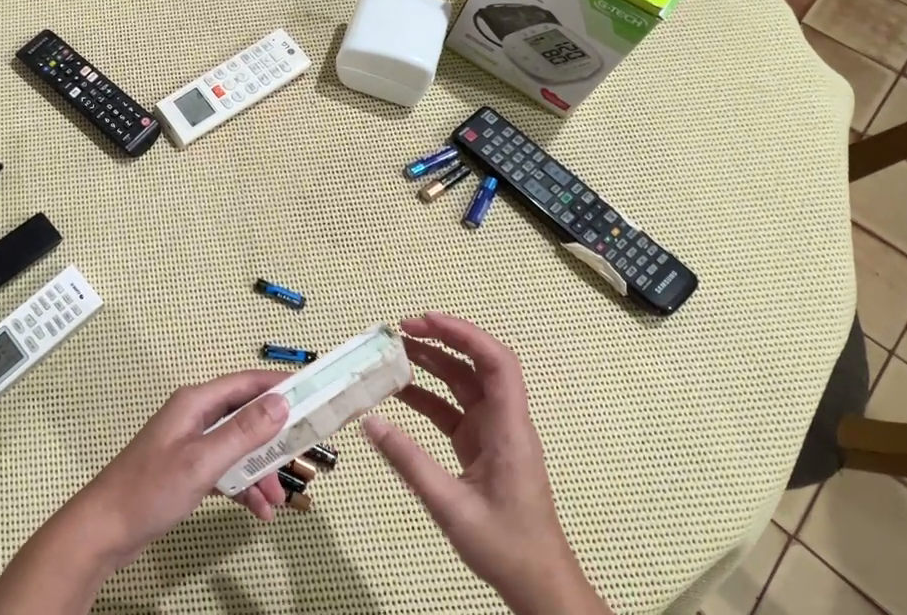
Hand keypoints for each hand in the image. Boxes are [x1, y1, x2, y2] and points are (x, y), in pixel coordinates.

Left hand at [0, 372, 292, 614]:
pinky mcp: (188, 471)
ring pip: (238, 448)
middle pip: (246, 417)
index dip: (279, 385)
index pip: (246, 383)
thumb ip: (243, 432)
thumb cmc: (151, 489)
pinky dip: (244, 488)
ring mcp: (190, 444)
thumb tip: (281, 403)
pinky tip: (260, 512)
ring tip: (278, 501)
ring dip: (261, 472)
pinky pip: (226, 471)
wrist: (106, 529)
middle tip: (305, 456)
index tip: (314, 391)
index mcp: (195, 403)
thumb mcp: (203, 461)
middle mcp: (194, 417)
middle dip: (275, 439)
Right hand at [362, 314, 606, 614]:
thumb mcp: (451, 506)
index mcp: (509, 430)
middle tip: (399, 329)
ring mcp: (493, 434)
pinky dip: (427, 397)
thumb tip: (368, 421)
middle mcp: (504, 423)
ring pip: (464, 384)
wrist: (539, 586)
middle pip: (478, 365)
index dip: (464, 334)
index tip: (426, 320)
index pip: (497, 363)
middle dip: (442, 340)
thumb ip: (408, 461)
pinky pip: (454, 409)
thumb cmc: (506, 546)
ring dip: (433, 364)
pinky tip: (398, 393)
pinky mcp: (481, 447)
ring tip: (394, 351)